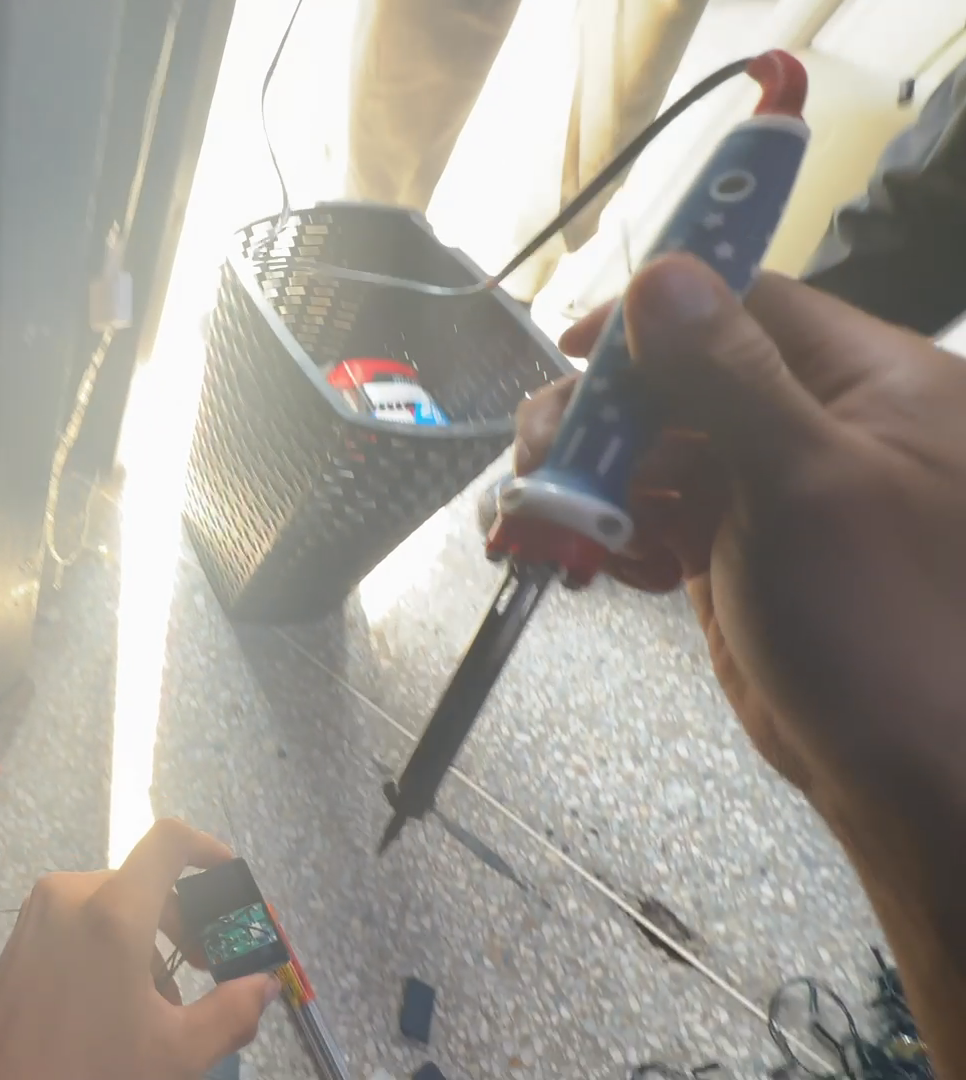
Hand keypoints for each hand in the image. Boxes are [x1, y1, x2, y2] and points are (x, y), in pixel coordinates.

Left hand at [0, 819, 280, 1079]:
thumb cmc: (89, 1070)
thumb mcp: (174, 1052)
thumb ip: (231, 1013)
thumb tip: (264, 983)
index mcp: (112, 909)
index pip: (168, 841)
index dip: (206, 847)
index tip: (228, 875)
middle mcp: (72, 892)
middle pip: (143, 882)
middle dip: (182, 922)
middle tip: (205, 968)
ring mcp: (41, 908)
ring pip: (111, 903)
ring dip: (146, 939)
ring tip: (158, 1001)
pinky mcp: (22, 928)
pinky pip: (79, 917)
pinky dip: (109, 942)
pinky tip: (113, 999)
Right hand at [515, 255, 965, 1074]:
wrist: (905, 762)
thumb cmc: (881, 615)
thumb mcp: (802, 483)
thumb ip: (728, 377)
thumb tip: (658, 277)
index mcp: (864, 386)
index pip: (743, 307)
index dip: (653, 316)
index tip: (569, 349)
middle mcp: (807, 426)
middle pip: (667, 383)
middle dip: (592, 421)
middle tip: (543, 467)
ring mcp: (757, 488)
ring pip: (640, 448)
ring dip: (586, 483)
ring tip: (564, 530)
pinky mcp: (718, 542)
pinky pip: (642, 509)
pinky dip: (610, 531)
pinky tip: (613, 567)